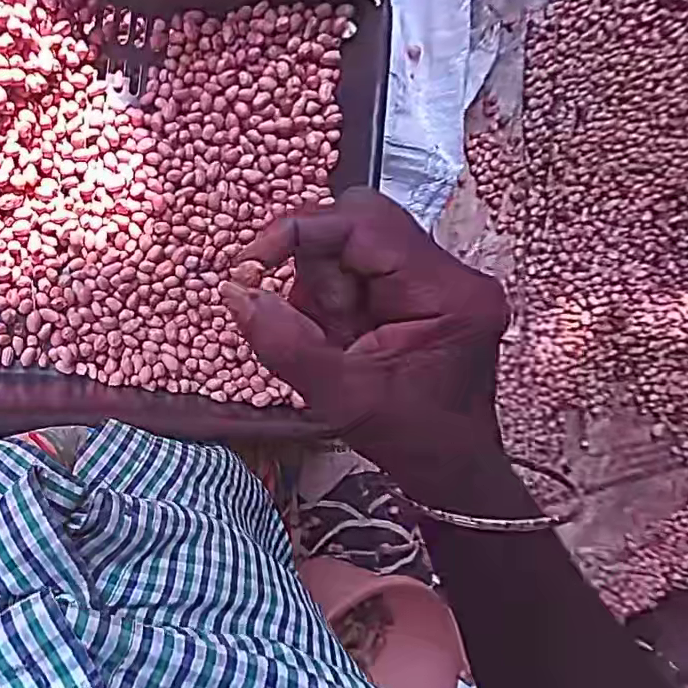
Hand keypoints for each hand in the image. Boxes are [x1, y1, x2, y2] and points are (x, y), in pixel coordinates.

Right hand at [222, 188, 510, 499]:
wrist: (451, 467)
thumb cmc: (410, 439)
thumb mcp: (341, 397)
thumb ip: (285, 343)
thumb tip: (235, 291)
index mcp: (445, 292)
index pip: (363, 224)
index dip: (297, 231)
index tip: (250, 264)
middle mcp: (447, 272)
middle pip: (357, 220)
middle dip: (312, 263)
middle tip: (309, 316)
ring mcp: (432, 277)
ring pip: (348, 243)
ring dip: (320, 288)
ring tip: (337, 342)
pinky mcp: (414, 288)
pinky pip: (352, 268)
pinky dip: (328, 299)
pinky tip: (343, 338)